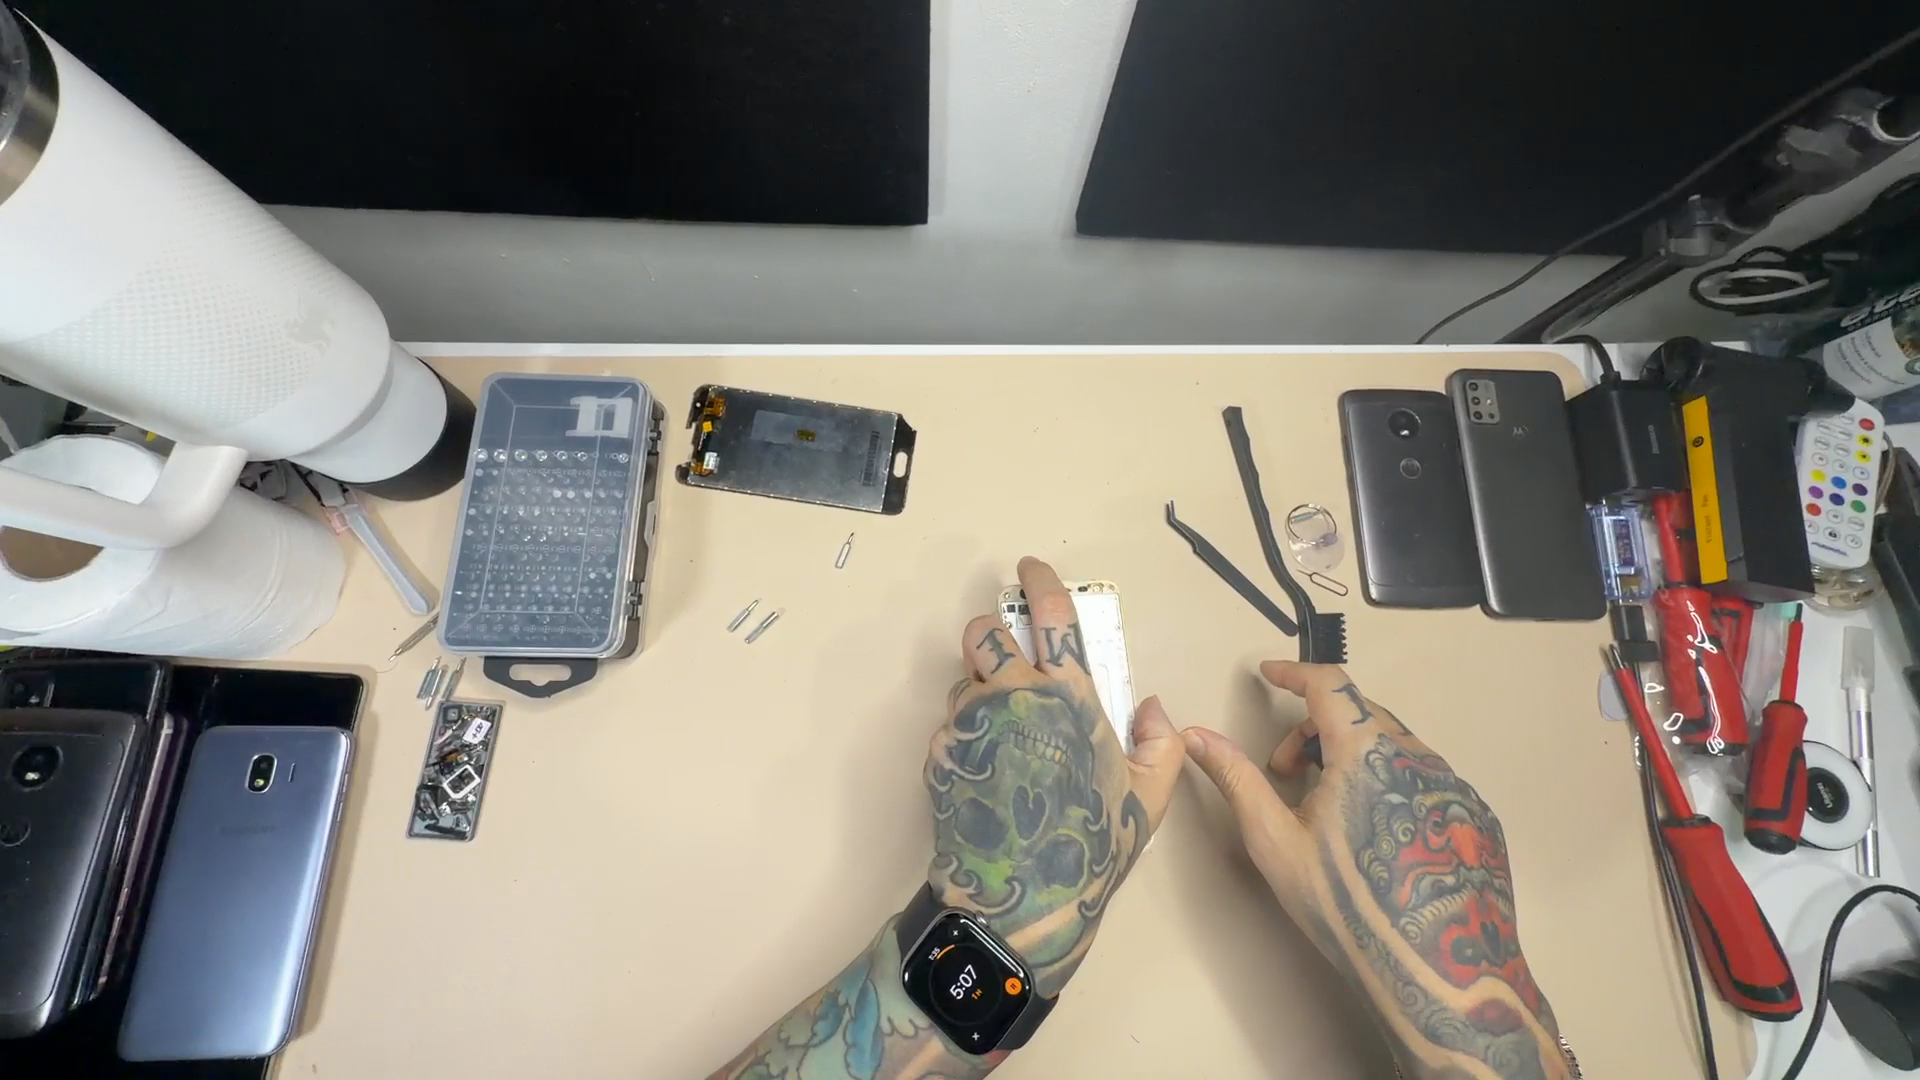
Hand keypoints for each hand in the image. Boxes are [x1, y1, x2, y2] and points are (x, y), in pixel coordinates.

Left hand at [923, 557, 1184, 997]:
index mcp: (1068, 697)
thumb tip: (1153, 706)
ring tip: (1002, 734)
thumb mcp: (1147, 799)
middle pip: (982, 632)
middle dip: (990, 633)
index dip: (1040, 581)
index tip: (1031, 567)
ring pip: (963, 680)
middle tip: (1004, 658)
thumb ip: (1161, 745)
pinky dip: (965, 734)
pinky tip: (987, 772)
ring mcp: (971, 723)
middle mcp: (1014, 697)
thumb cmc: (1092, 845)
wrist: (1022, 898)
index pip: (1052, 616)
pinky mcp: (942, 752)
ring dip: (979, 691)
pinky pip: (950, 725)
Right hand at [1182, 662, 1569, 1079]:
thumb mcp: (1274, 839)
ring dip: (1350, 753)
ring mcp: (1455, 789)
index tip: (1268, 674)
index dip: (1293, 672)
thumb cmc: (1346, 903)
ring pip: (1392, 743)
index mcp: (1367, 752)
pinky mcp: (1477, 819)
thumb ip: (1235, 777)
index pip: (1329, 683)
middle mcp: (1419, 758)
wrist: (1441, 981)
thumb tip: (1193, 735)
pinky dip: (1387, 779)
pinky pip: (1422, 775)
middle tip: (1285, 771)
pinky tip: (1373, 829)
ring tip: (1327, 804)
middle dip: (1313, 727)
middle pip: (1358, 713)